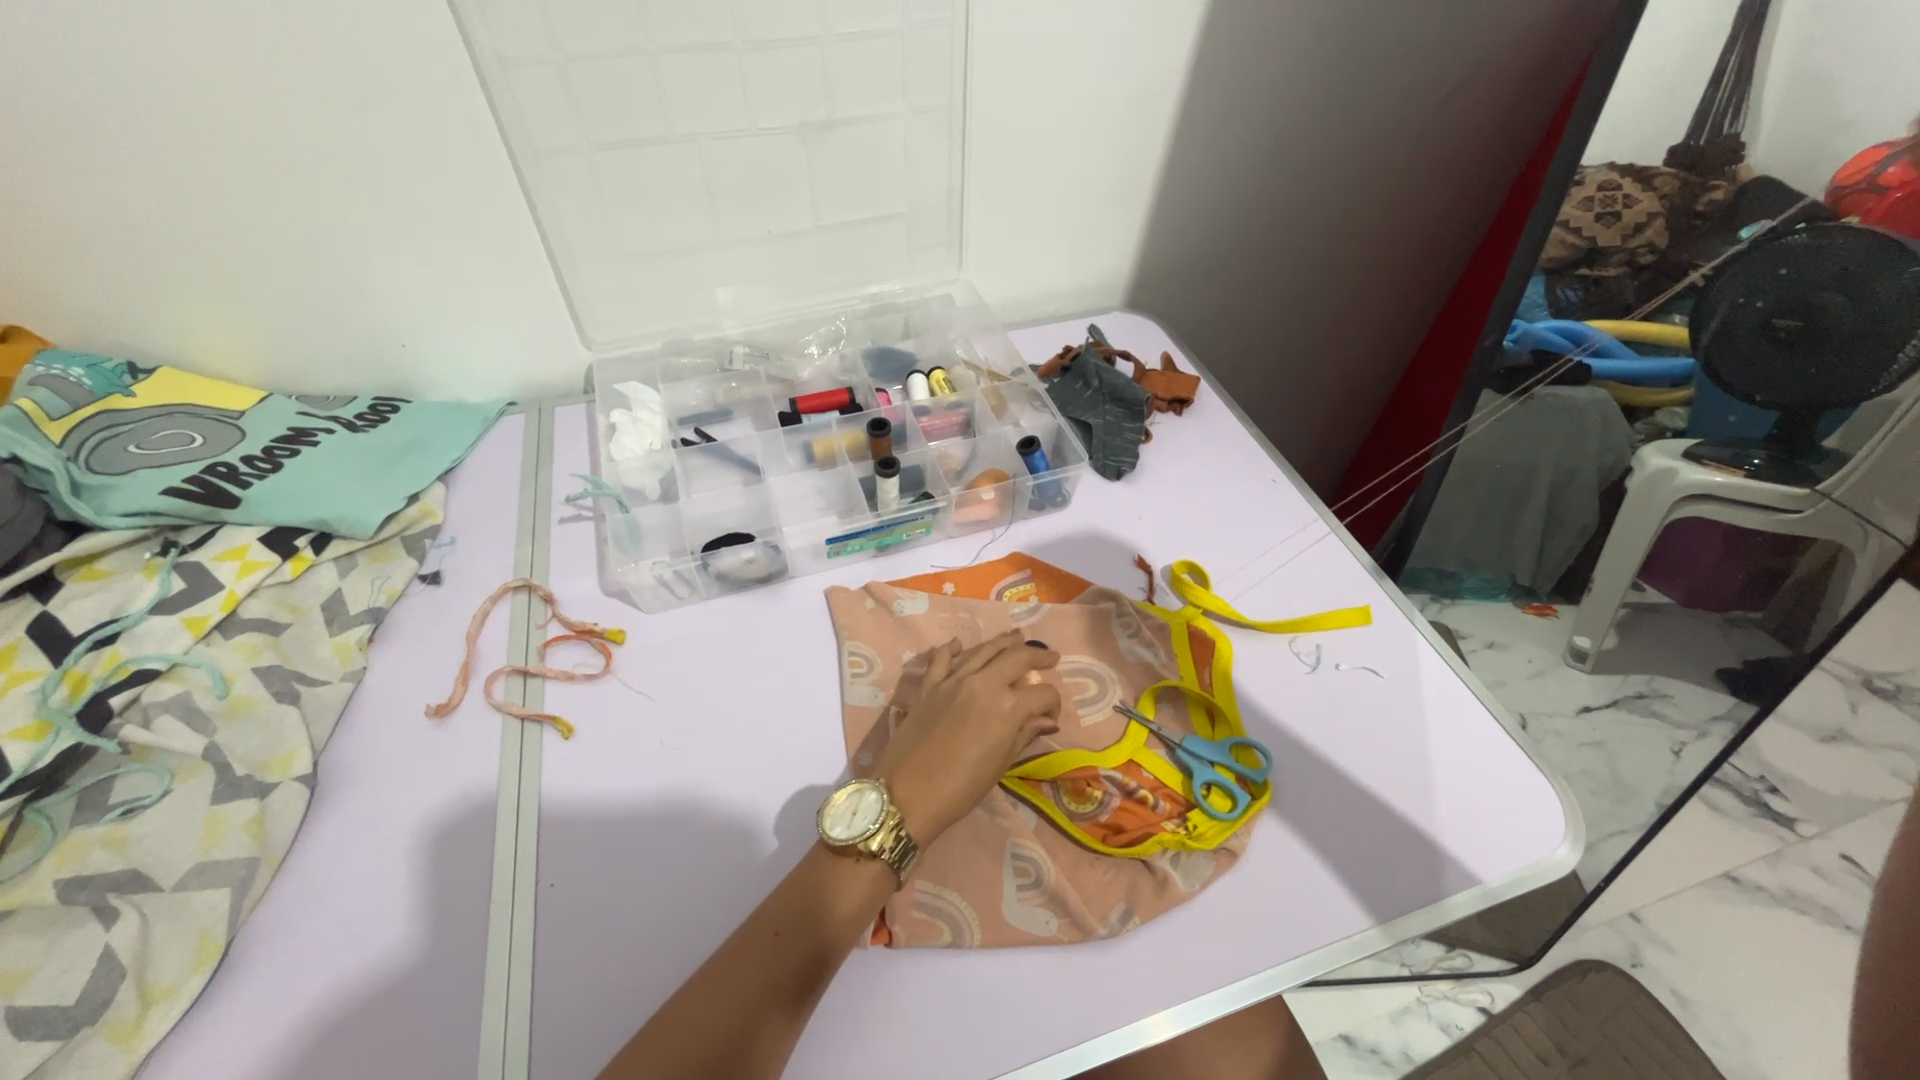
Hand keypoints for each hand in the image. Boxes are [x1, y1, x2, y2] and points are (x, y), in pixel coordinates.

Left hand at [872, 632, 1062, 843]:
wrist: (906, 793)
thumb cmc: (960, 788)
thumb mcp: (1000, 765)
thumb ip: (1023, 735)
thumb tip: (1046, 721)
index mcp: (1007, 707)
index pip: (1042, 694)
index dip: (1053, 704)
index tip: (1051, 717)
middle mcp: (983, 684)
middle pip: (1017, 658)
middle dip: (1038, 656)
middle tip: (1051, 658)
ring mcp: (953, 681)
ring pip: (983, 651)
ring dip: (1004, 642)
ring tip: (1018, 637)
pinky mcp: (929, 686)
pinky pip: (941, 659)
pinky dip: (951, 649)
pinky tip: (958, 644)